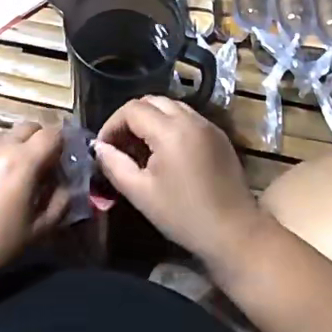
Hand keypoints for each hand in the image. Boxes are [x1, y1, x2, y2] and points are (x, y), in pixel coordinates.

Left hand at [0, 121, 69, 283]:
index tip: (61, 161)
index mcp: (22, 162)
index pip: (53, 133)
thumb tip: (67, 182)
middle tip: (37, 168)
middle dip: (39, 142)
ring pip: (4, 134)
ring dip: (13, 147)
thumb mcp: (38, 230)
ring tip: (7, 176)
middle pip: (29, 127)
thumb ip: (61, 200)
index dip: (62, 144)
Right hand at [92, 96, 266, 268]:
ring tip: (140, 148)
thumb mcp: (141, 194)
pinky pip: (188, 117)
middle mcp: (190, 118)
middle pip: (152, 101)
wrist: (233, 231)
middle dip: (131, 118)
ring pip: (171, 106)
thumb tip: (99, 147)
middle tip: (120, 145)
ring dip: (151, 119)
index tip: (104, 147)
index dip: (112, 124)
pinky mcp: (218, 134)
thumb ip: (115, 165)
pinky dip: (171, 125)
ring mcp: (208, 124)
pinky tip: (166, 152)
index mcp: (170, 130)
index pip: (132, 109)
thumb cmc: (183, 215)